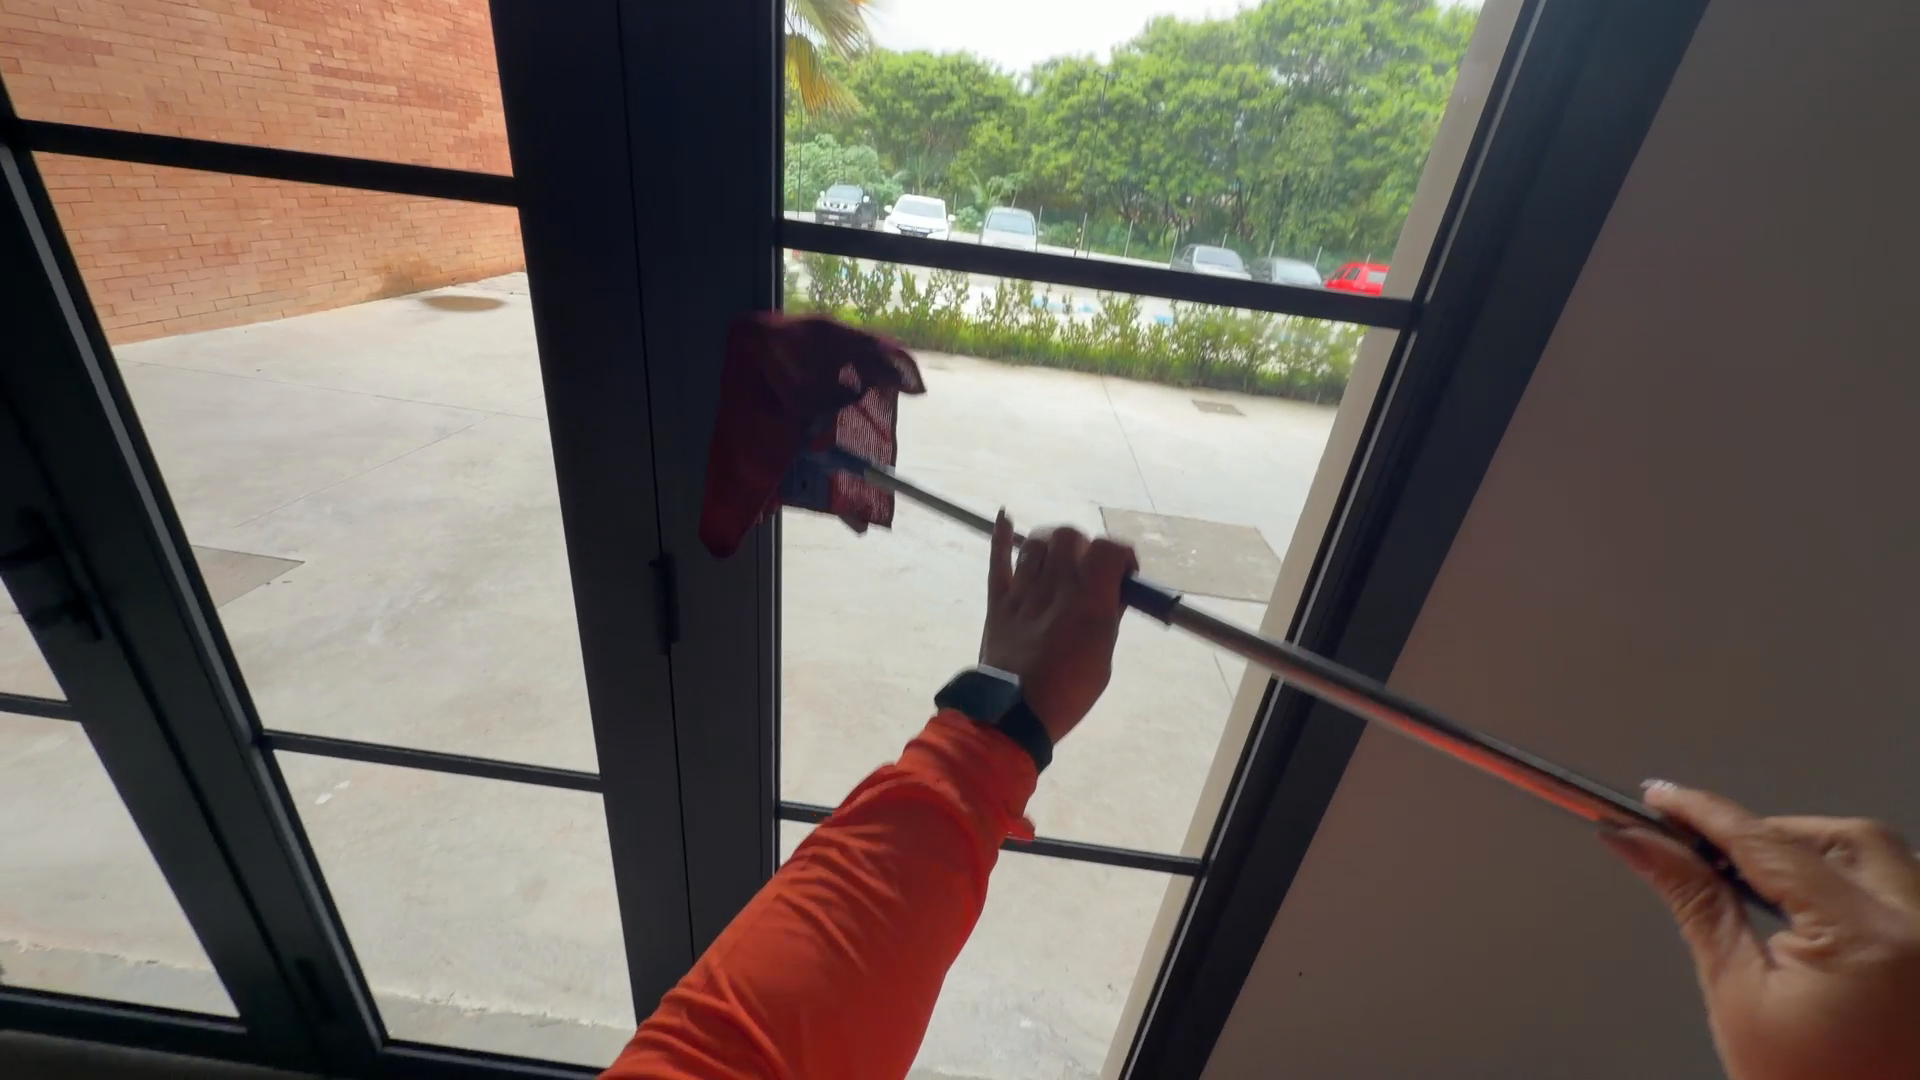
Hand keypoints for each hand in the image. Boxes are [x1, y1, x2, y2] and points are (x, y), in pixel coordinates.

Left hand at [979, 513, 1137, 743]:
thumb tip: (1111, 592)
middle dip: (1084, 547)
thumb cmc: (1069, 690)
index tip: (1123, 572)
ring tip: (1057, 560)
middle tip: (1087, 569)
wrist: (1015, 712)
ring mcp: (1022, 589)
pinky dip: (1000, 536)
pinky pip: (997, 559)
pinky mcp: (998, 600)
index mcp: (1087, 598)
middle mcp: (1054, 584)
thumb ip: (1107, 616)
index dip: (1120, 555)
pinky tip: (1005, 518)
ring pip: (1035, 542)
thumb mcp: (1104, 656)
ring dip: (1051, 546)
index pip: (1107, 548)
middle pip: (1068, 536)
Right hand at [1602, 782, 1919, 1079]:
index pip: (1769, 842)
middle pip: (1845, 840)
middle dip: (1769, 832)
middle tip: (1704, 847)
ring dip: (1814, 856)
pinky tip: (1806, 911)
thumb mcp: (1737, 991)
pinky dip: (1851, 887)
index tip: (1658, 797)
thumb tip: (1634, 838)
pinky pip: (1907, 900)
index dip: (1703, 812)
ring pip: (1885, 863)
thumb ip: (1692, 899)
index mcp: (1875, 941)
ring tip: (1753, 883)